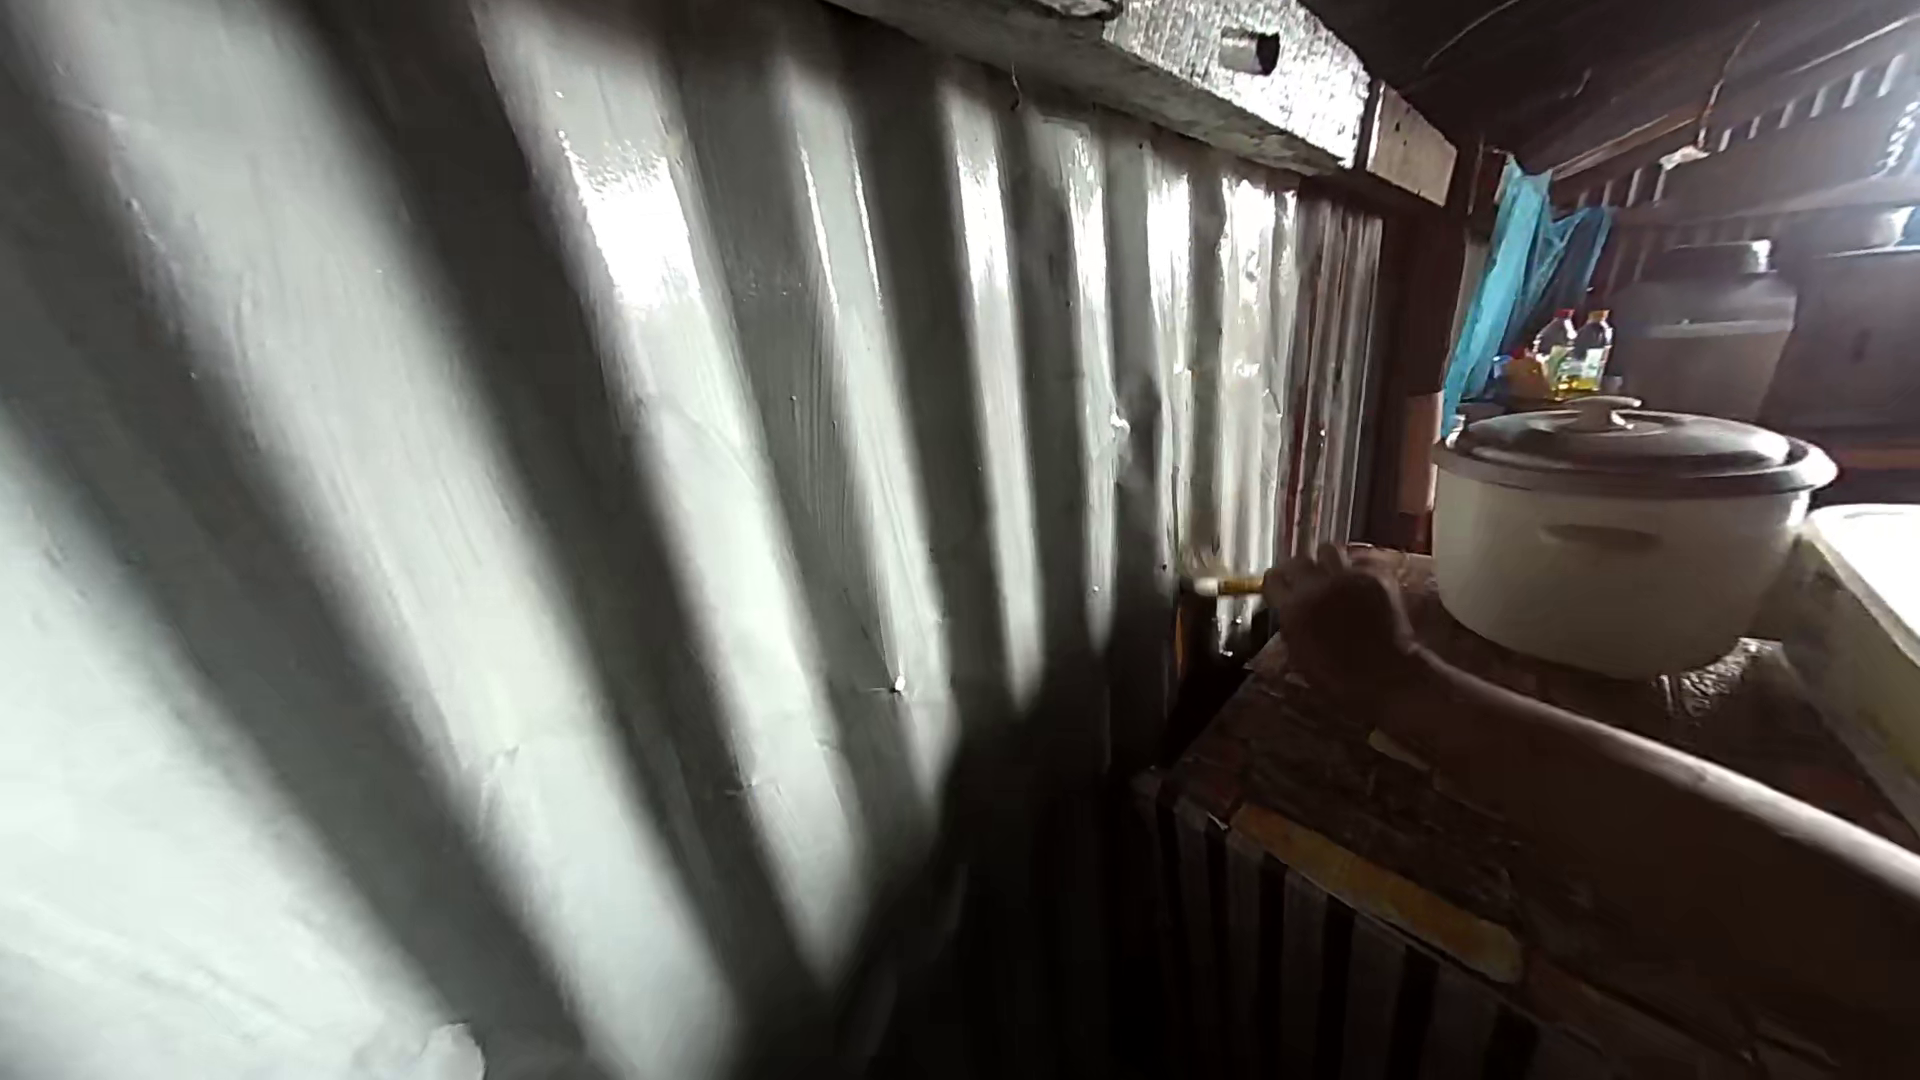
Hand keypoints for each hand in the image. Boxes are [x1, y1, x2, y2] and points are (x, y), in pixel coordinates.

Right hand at [1263, 544, 1421, 702]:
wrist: (1388, 677)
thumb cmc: (1336, 674)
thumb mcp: (1297, 649)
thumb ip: (1289, 618)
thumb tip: (1286, 603)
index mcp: (1293, 608)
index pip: (1273, 578)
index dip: (1276, 582)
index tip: (1280, 586)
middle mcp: (1317, 587)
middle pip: (1297, 560)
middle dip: (1297, 568)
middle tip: (1303, 577)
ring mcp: (1349, 579)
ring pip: (1328, 550)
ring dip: (1326, 560)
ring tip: (1330, 572)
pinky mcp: (1377, 577)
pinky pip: (1359, 561)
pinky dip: (1355, 569)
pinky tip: (1356, 582)